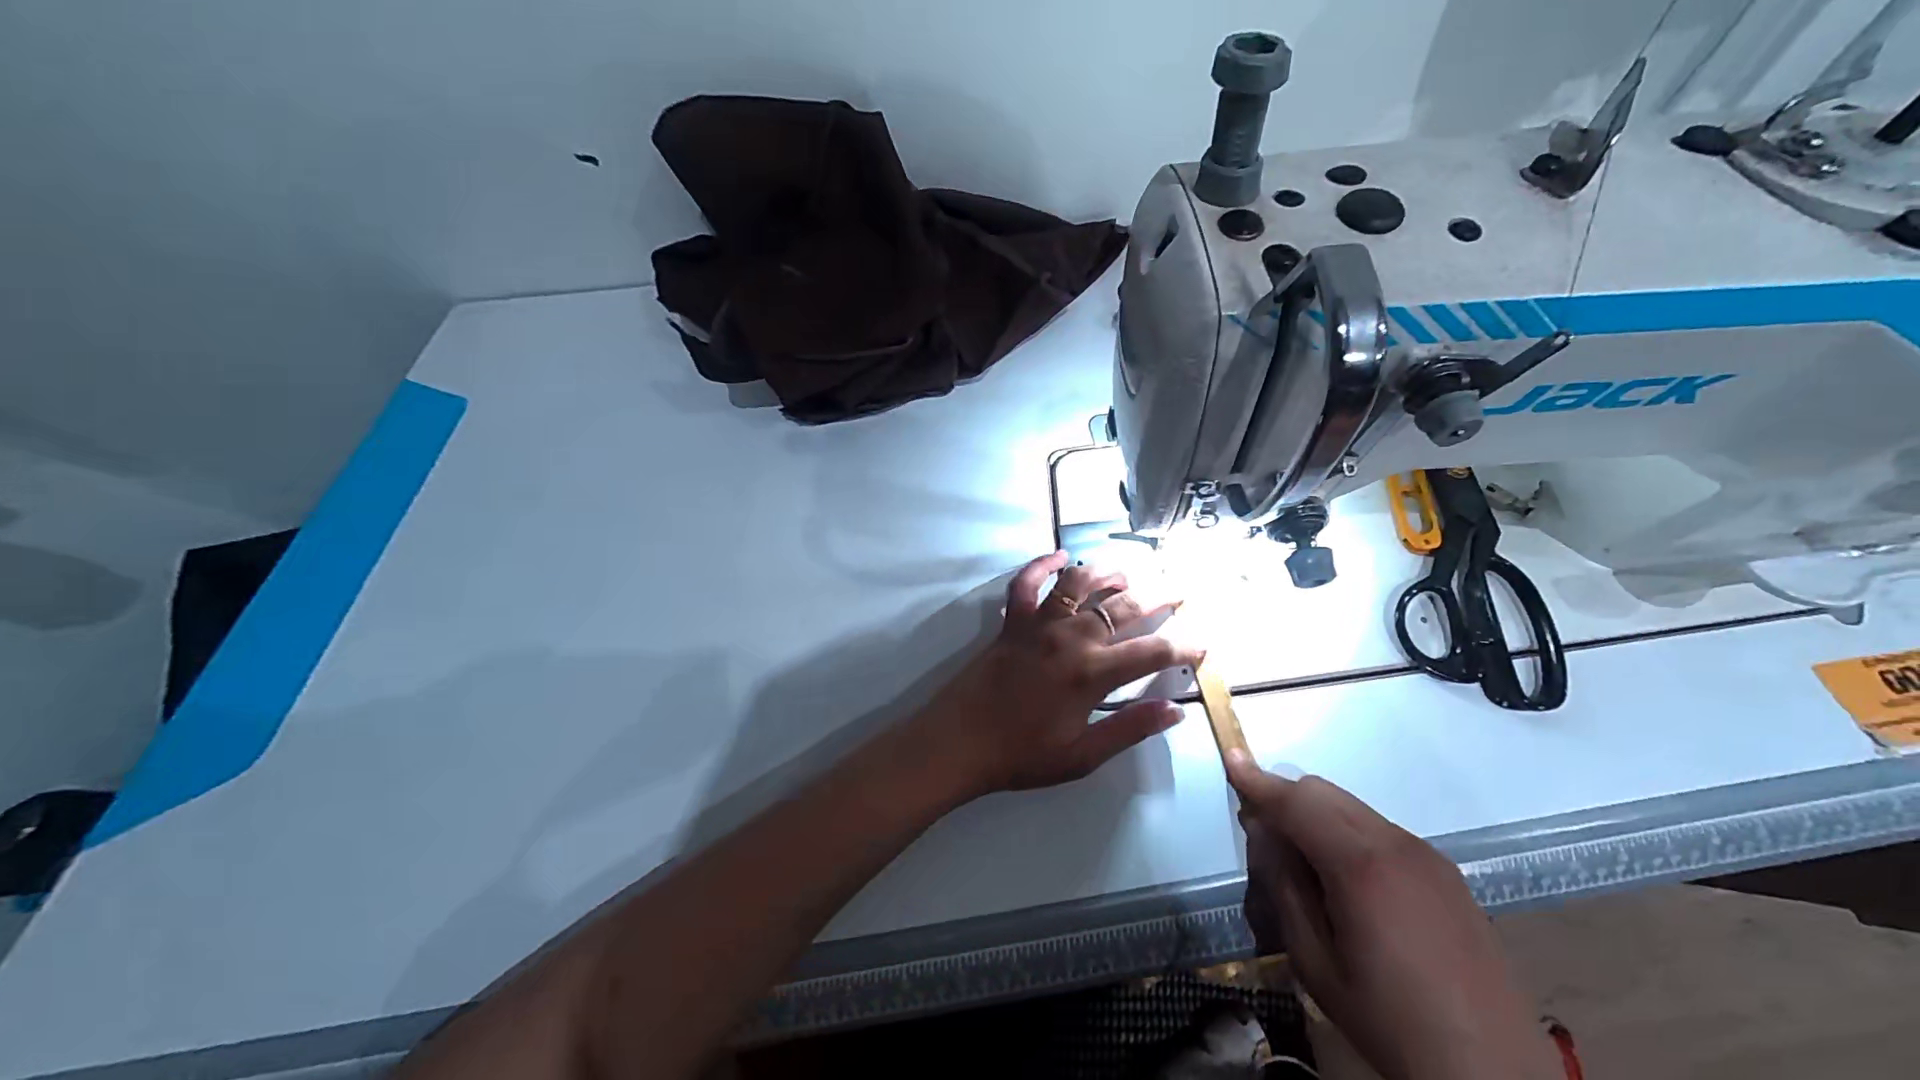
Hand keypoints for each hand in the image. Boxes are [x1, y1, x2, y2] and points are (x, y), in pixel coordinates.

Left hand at [914, 551, 1203, 798]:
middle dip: (1157, 598)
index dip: (1183, 647)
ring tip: (1127, 574)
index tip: (1202, 646)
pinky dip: (1042, 565)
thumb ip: (1129, 729)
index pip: (1152, 652)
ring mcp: (1037, 625)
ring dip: (1107, 574)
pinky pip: (1026, 584)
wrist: (959, 743)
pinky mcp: (1011, 623)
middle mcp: (1069, 638)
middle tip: (1177, 591)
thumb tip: (1175, 710)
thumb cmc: (1021, 755)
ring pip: (1078, 584)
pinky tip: (1060, 554)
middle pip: (1122, 608)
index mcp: (1091, 674)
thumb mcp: (1081, 756)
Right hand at [1226, 752, 1558, 1079]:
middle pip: (1325, 793)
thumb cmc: (1389, 1021)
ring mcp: (1428, 856)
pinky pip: (1381, 831)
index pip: (1297, 802)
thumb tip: (1263, 832)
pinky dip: (1348, 832)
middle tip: (1259, 828)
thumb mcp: (1315, 962)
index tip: (1231, 759)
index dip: (1259, 781)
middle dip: (1285, 797)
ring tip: (1301, 860)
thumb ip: (1284, 886)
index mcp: (1361, 865)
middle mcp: (1397, 845)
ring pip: (1354, 808)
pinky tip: (1346, 879)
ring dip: (1317, 815)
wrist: (1494, 1072)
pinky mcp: (1447, 873)